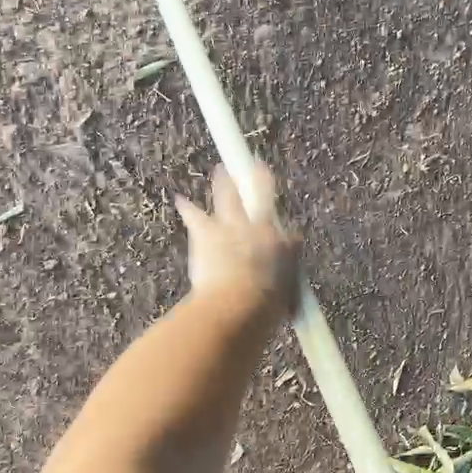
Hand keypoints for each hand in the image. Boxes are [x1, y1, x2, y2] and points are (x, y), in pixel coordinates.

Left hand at [174, 165, 299, 317]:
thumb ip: (286, 268)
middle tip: (251, 166)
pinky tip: (181, 200)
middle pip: (255, 192)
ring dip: (223, 181)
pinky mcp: (204, 233)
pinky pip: (192, 214)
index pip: (282, 219)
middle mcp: (255, 226)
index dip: (275, 197)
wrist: (233, 306)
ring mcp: (228, 226)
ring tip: (221, 172)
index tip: (271, 184)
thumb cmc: (262, 306)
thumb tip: (290, 250)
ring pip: (226, 194)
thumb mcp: (285, 291)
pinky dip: (187, 207)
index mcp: (277, 242)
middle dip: (252, 176)